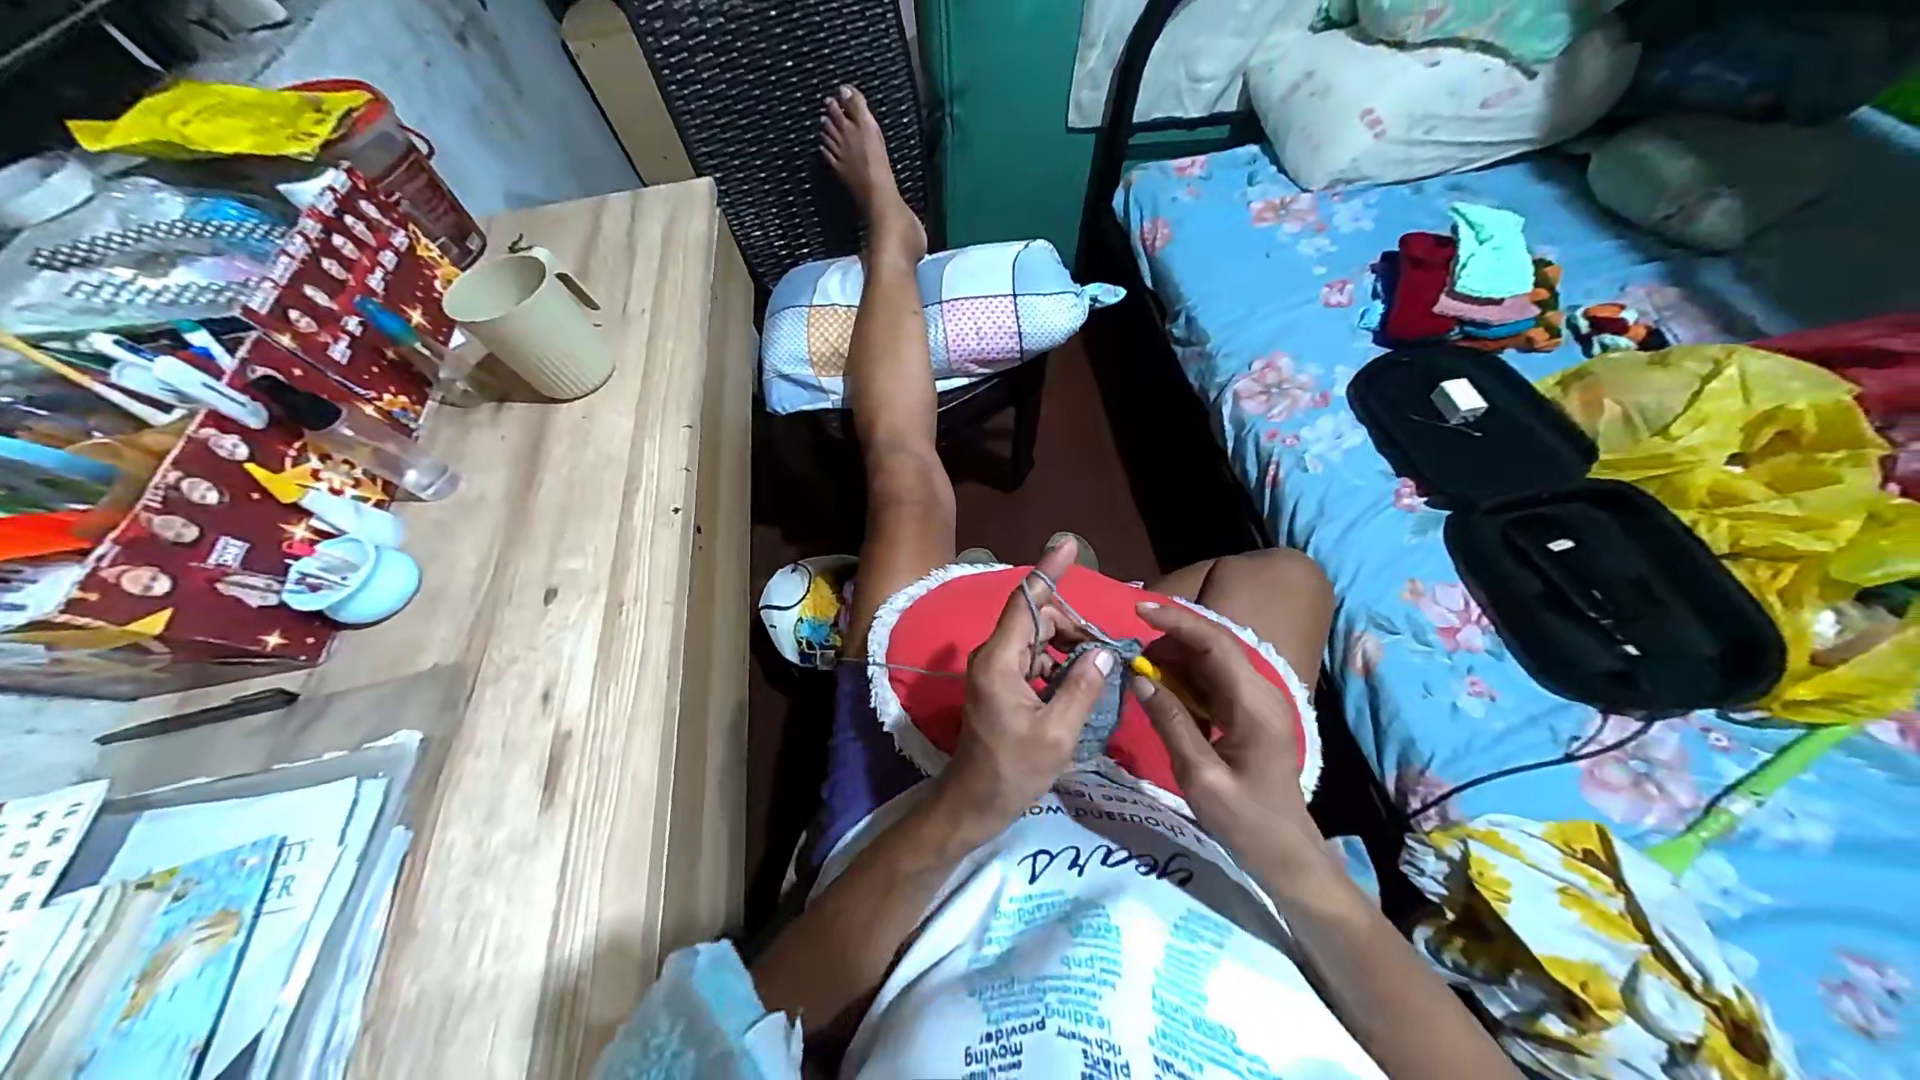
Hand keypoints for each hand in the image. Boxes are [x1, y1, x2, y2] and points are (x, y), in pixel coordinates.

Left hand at [937, 541, 1111, 840]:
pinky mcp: (999, 683)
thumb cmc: (1013, 770)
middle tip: (1104, 649)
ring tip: (1097, 666)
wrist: (974, 802)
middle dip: (1072, 623)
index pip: (1025, 601)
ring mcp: (994, 669)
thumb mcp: (1057, 732)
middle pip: (1036, 617)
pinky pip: (1033, 658)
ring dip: (1067, 644)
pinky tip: (1079, 681)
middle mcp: (993, 655)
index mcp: (1000, 660)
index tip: (1069, 544)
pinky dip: (1057, 661)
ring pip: (1036, 637)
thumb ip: (1082, 687)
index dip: (1048, 571)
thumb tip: (1103, 652)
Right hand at [1132, 601, 1320, 866]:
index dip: (1176, 621)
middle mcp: (1261, 692)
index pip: (1214, 643)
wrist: (1287, 855)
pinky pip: (1213, 680)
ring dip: (1174, 658)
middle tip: (1131, 656)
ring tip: (1141, 671)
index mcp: (1254, 704)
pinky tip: (1162, 689)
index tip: (1139, 610)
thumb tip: (1140, 677)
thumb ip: (1170, 721)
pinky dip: (1184, 677)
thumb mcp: (1199, 776)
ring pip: (1211, 660)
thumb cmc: (1245, 821)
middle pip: (1213, 645)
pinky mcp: (1249, 712)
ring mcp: (1258, 701)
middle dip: (1169, 640)